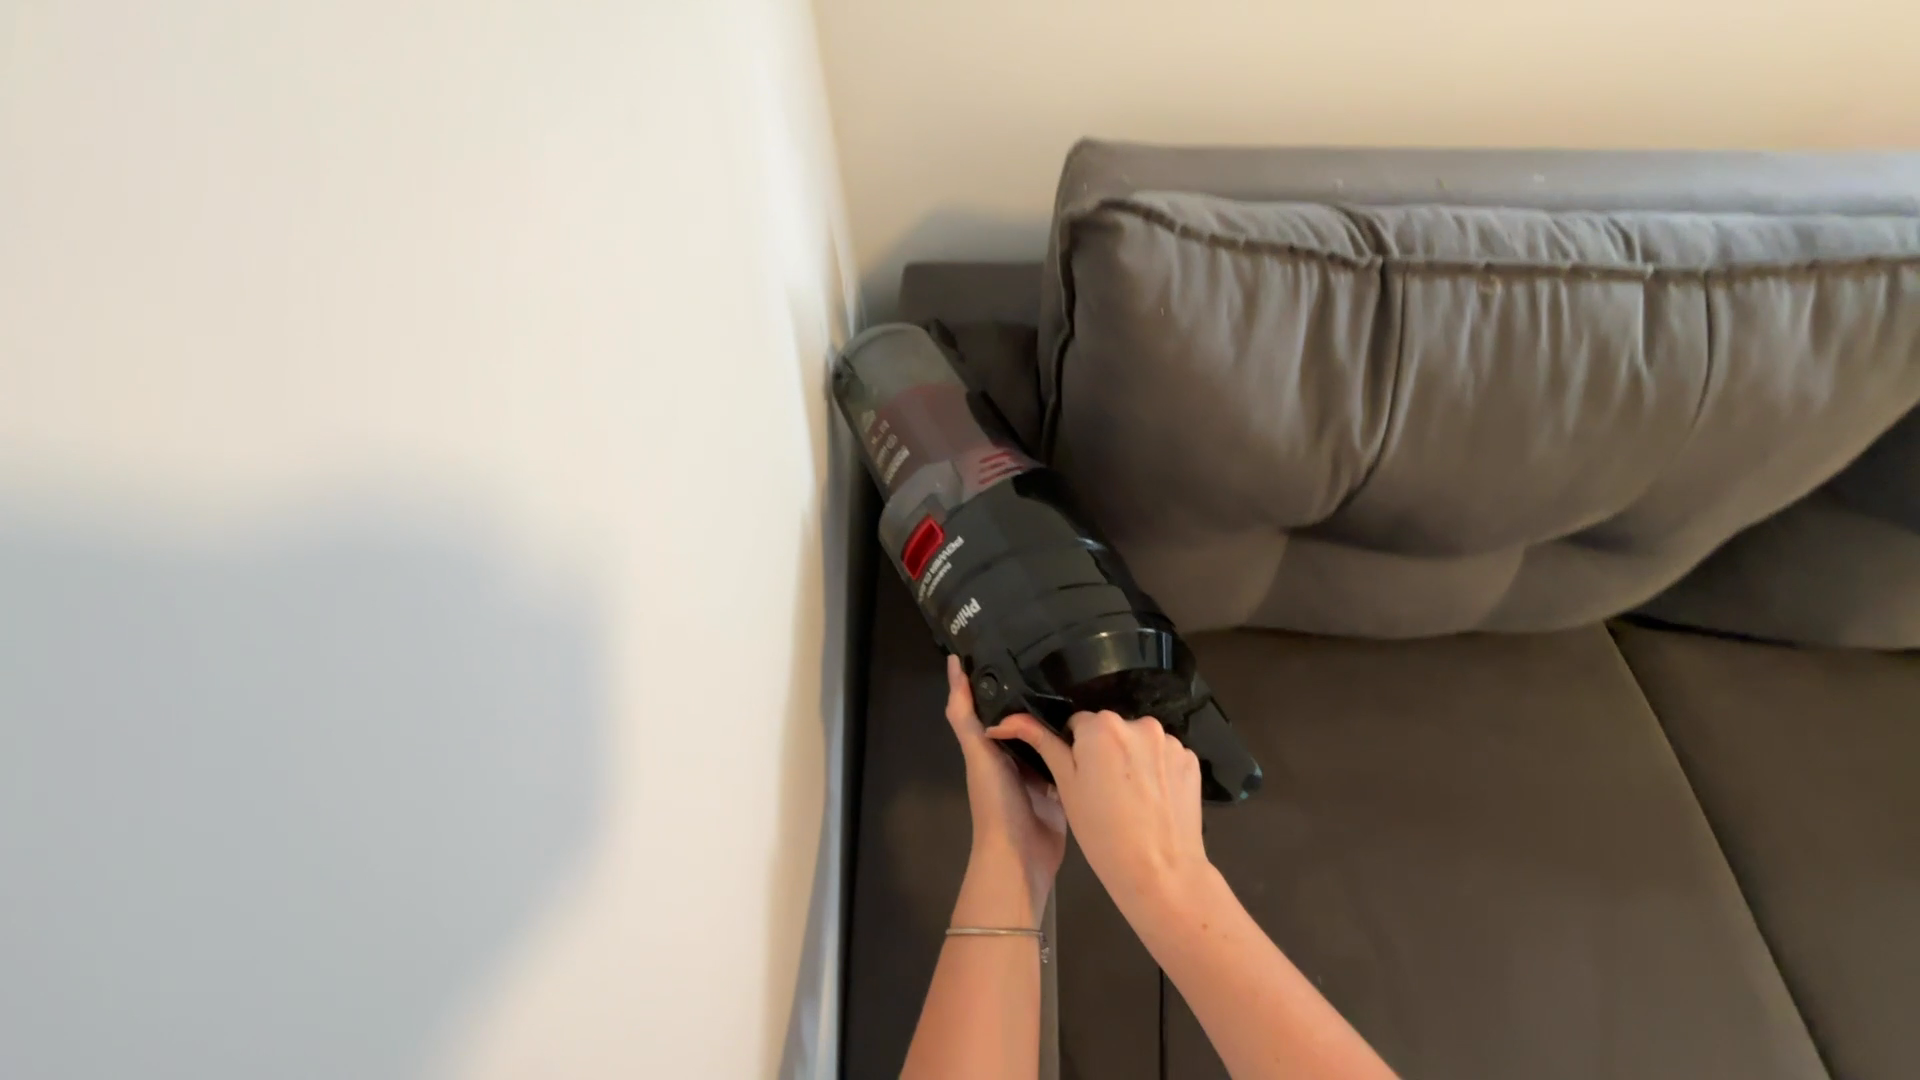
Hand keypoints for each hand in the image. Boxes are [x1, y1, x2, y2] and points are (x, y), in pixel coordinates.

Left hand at [945, 656, 1067, 921]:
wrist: (1022, 854)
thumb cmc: (996, 800)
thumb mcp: (978, 752)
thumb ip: (965, 715)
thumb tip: (953, 664)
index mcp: (992, 744)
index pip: (997, 701)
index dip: (1004, 674)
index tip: (1021, 640)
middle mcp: (1014, 754)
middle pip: (1027, 717)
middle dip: (1042, 693)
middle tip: (1068, 658)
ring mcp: (1039, 771)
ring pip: (1050, 735)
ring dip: (1064, 717)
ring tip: (1089, 683)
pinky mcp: (1061, 787)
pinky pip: (1070, 760)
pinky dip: (1079, 746)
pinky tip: (1096, 726)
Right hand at [988, 709, 1211, 927]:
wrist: (1161, 872)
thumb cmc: (1102, 832)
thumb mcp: (1066, 787)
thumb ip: (1043, 743)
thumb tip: (1007, 720)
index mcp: (1102, 726)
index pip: (1078, 724)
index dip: (1075, 751)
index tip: (1080, 780)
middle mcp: (1138, 722)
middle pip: (1110, 730)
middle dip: (1104, 752)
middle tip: (1103, 793)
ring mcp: (1169, 741)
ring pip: (1137, 742)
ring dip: (1131, 759)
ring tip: (1130, 799)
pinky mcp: (1190, 759)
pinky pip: (1163, 755)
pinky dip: (1156, 770)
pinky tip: (1153, 800)